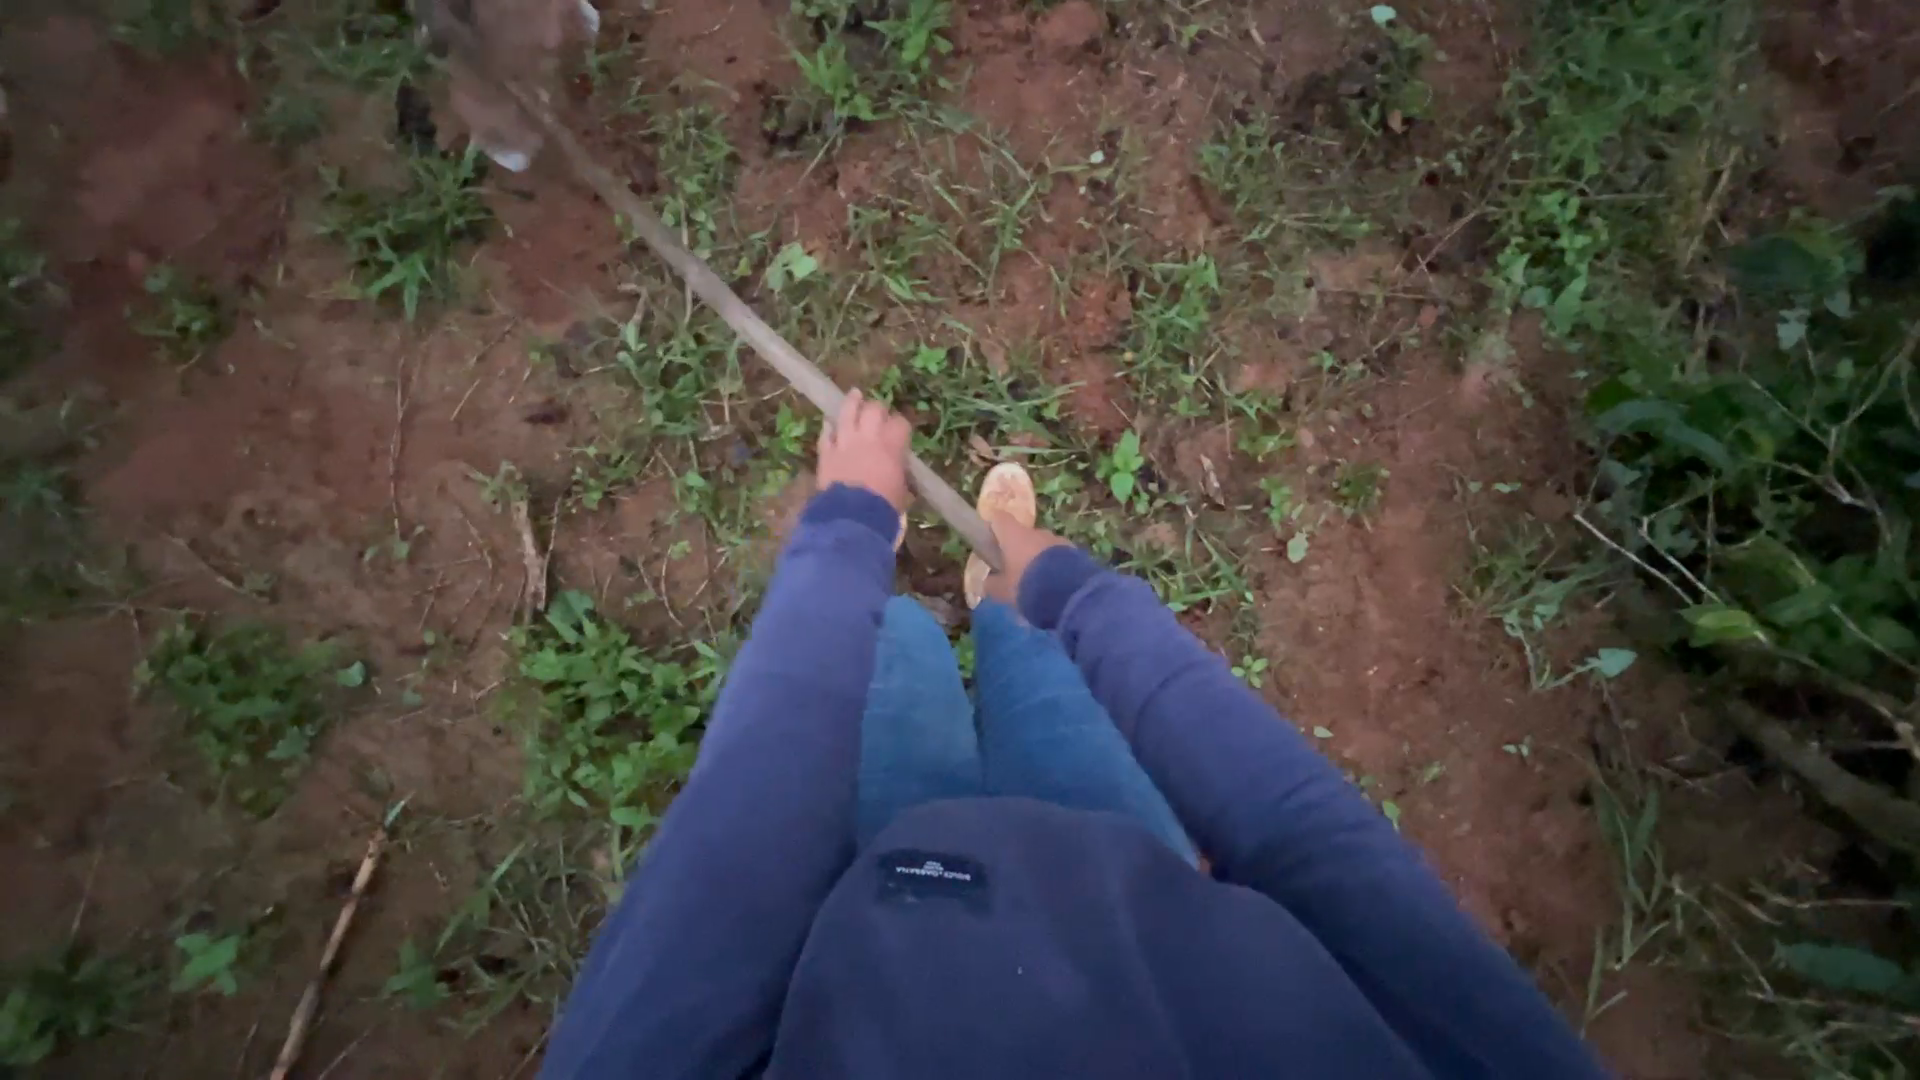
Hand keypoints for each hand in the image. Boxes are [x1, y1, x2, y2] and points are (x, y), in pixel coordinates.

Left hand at [816, 390, 912, 509]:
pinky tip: (830, 423)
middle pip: (874, 410)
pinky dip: (829, 427)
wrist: (852, 517)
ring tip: (855, 394)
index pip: (900, 424)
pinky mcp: (826, 453)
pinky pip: (826, 434)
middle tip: (879, 413)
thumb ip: (900, 475)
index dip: (901, 425)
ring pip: (848, 413)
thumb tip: (899, 474)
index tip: (901, 430)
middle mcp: (869, 438)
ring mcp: (845, 443)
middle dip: (878, 409)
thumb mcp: (903, 491)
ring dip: (852, 402)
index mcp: (892, 446)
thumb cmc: (884, 507)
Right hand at [981, 515, 1070, 605]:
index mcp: (1014, 535)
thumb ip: (991, 584)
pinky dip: (1053, 565)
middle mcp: (1035, 532)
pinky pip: (1058, 555)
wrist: (1068, 593)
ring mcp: (1056, 540)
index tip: (990, 537)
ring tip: (1036, 580)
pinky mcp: (1074, 551)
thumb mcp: (1002, 591)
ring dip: (1037, 557)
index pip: (999, 518)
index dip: (993, 525)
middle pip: (1022, 534)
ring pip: (1041, 545)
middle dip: (1018, 548)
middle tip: (1014, 569)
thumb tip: (986, 582)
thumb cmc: (1026, 586)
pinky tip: (1053, 583)